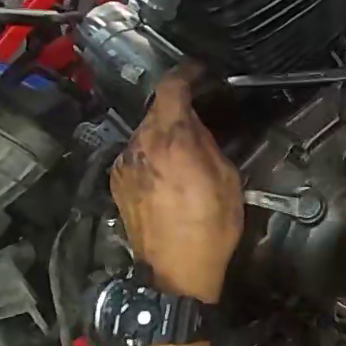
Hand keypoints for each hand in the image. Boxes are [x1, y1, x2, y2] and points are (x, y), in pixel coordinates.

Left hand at [110, 65, 243, 302]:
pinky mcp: (117, 184)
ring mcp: (124, 165)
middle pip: (156, 109)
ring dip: (164, 133)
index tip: (199, 72)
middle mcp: (140, 146)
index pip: (171, 87)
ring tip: (185, 150)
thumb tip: (197, 128)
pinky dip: (151, 154)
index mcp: (172, 139)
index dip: (187, 73)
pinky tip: (167, 172)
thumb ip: (207, 143)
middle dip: (178, 108)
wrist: (175, 273)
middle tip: (200, 115)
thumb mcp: (227, 178)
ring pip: (144, 133)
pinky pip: (135, 155)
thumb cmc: (209, 229)